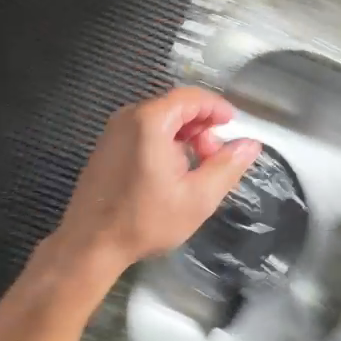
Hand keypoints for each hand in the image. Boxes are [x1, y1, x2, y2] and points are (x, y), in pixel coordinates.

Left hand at [41, 87, 262, 278]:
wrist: (90, 243)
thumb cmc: (145, 220)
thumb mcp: (198, 197)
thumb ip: (227, 166)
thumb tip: (250, 144)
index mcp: (150, 121)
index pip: (191, 97)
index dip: (217, 108)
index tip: (234, 125)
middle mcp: (128, 117)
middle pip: (175, 107)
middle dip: (201, 126)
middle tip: (214, 158)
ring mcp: (113, 130)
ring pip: (159, 120)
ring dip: (184, 136)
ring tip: (195, 169)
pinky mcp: (106, 146)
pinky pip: (142, 132)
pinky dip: (164, 142)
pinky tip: (171, 172)